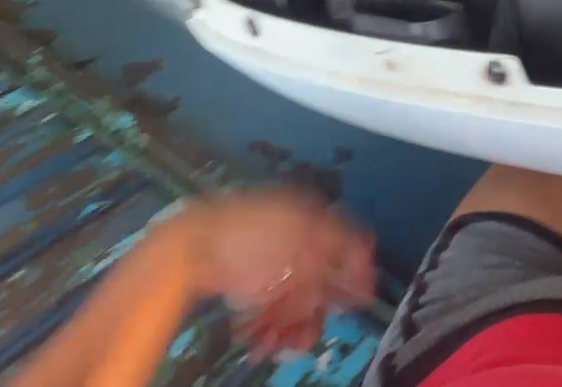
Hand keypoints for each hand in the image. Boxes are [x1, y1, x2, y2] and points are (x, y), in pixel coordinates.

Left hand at [170, 189, 375, 355]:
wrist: (192, 245)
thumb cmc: (253, 239)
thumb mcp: (302, 241)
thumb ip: (339, 246)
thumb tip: (369, 249)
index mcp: (310, 215)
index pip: (346, 241)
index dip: (355, 273)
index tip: (358, 303)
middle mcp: (294, 233)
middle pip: (318, 278)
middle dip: (314, 312)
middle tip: (304, 339)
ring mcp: (269, 256)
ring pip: (292, 297)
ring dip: (289, 325)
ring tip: (277, 346)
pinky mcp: (246, 276)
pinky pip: (268, 303)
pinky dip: (268, 323)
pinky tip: (259, 341)